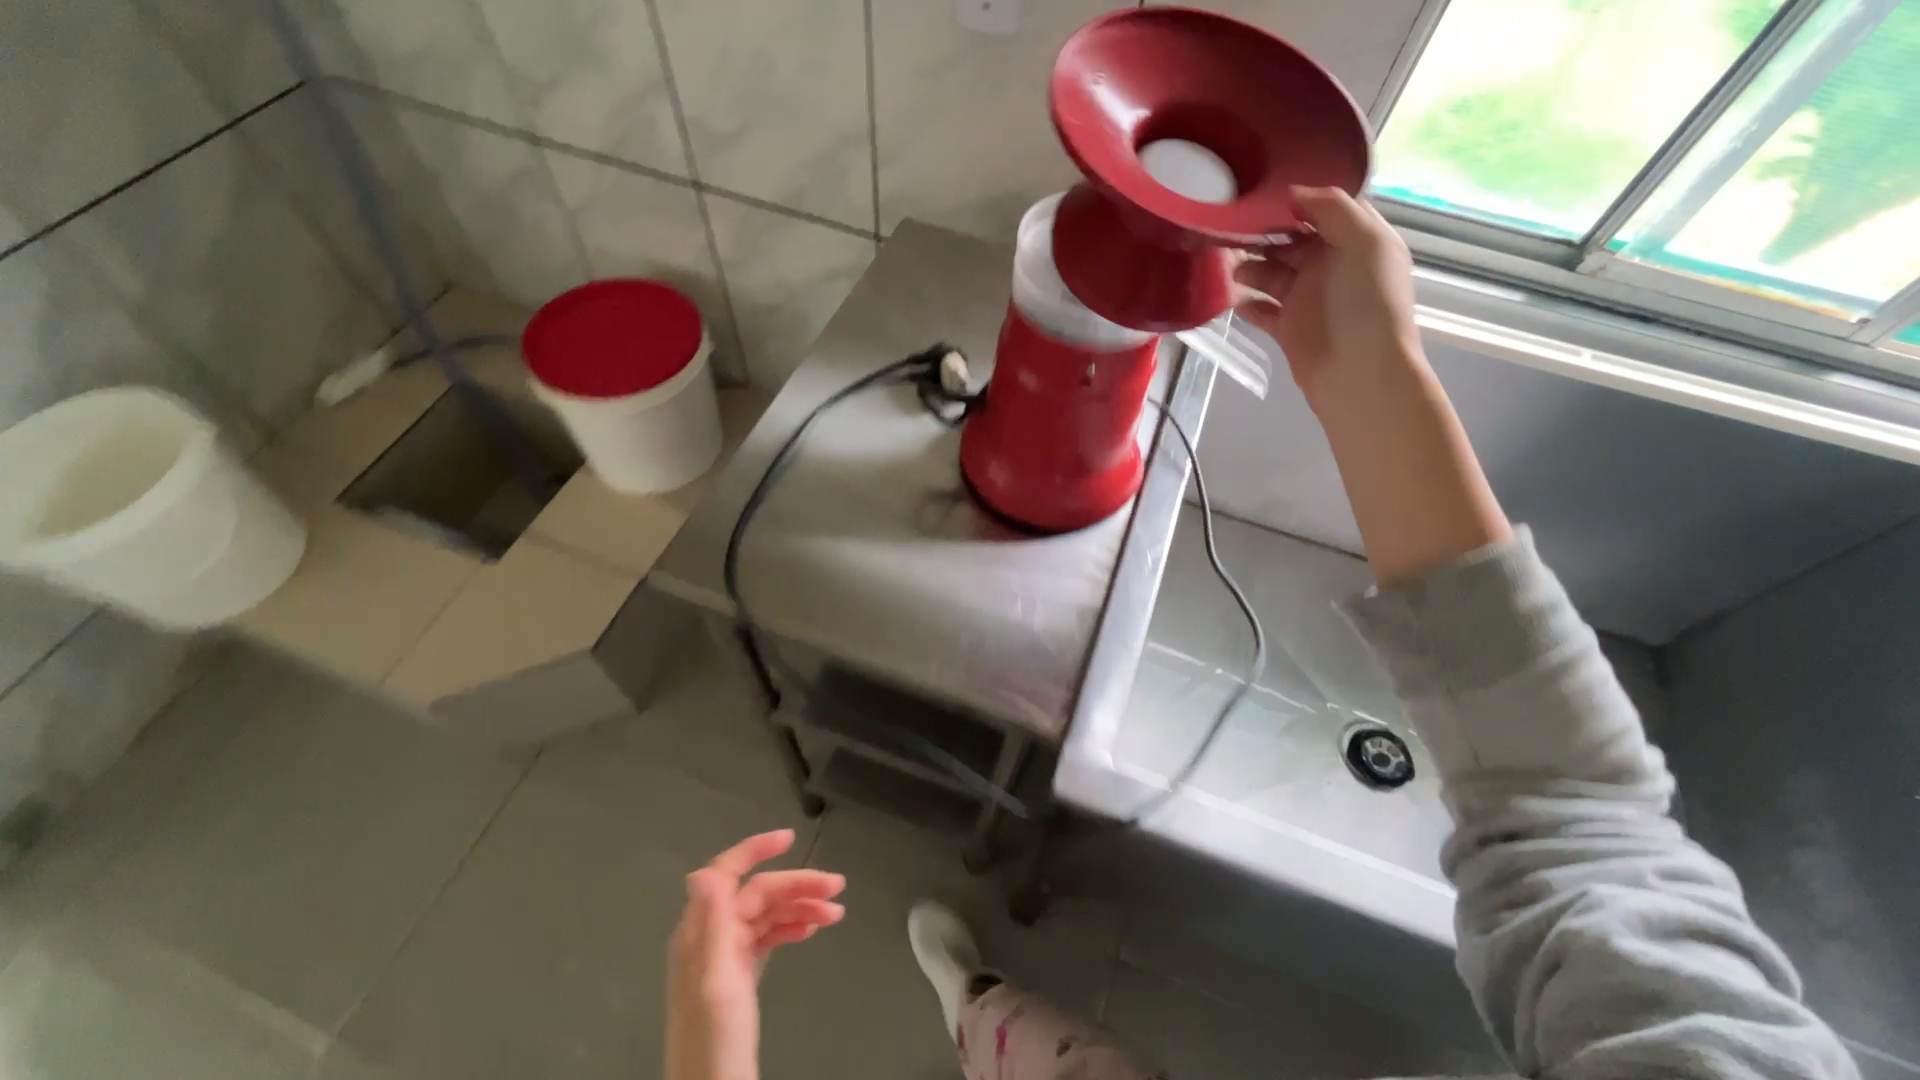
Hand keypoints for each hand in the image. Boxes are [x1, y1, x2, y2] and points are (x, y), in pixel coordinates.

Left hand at [667, 830, 845, 1079]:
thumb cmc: (716, 1038)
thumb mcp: (717, 981)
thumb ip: (713, 924)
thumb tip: (706, 871)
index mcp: (700, 932)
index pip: (726, 874)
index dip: (756, 850)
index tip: (791, 837)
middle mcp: (709, 938)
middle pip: (756, 894)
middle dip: (796, 885)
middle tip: (838, 889)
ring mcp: (724, 958)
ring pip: (764, 915)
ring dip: (799, 906)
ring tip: (836, 913)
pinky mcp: (739, 978)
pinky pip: (766, 938)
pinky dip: (790, 927)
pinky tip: (811, 930)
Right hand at [1233, 186, 1421, 404]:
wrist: (1359, 373)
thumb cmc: (1366, 302)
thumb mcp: (1363, 241)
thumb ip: (1332, 208)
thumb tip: (1293, 192)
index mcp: (1355, 240)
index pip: (1323, 209)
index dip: (1295, 200)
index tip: (1261, 194)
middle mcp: (1331, 265)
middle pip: (1290, 240)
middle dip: (1262, 233)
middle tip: (1230, 228)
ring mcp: (1308, 298)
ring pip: (1270, 272)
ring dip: (1248, 266)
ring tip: (1228, 266)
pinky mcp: (1288, 328)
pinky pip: (1260, 309)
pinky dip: (1246, 303)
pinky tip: (1234, 299)